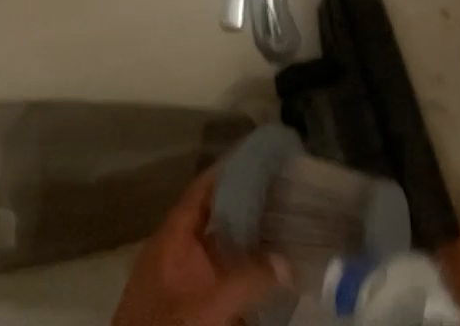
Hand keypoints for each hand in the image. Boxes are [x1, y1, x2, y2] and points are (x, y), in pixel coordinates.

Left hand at [114, 168, 286, 325]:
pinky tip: (272, 271)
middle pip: (215, 217)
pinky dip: (245, 271)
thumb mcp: (209, 303)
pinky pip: (223, 278)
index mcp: (172, 237)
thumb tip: (287, 261)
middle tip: (285, 190)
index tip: (261, 157)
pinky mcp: (191, 303)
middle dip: (248, 204)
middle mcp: (176, 251)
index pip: (202, 190)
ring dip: (249, 239)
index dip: (229, 171)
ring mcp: (183, 279)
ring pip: (221, 249)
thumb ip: (248, 278)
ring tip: (287, 224)